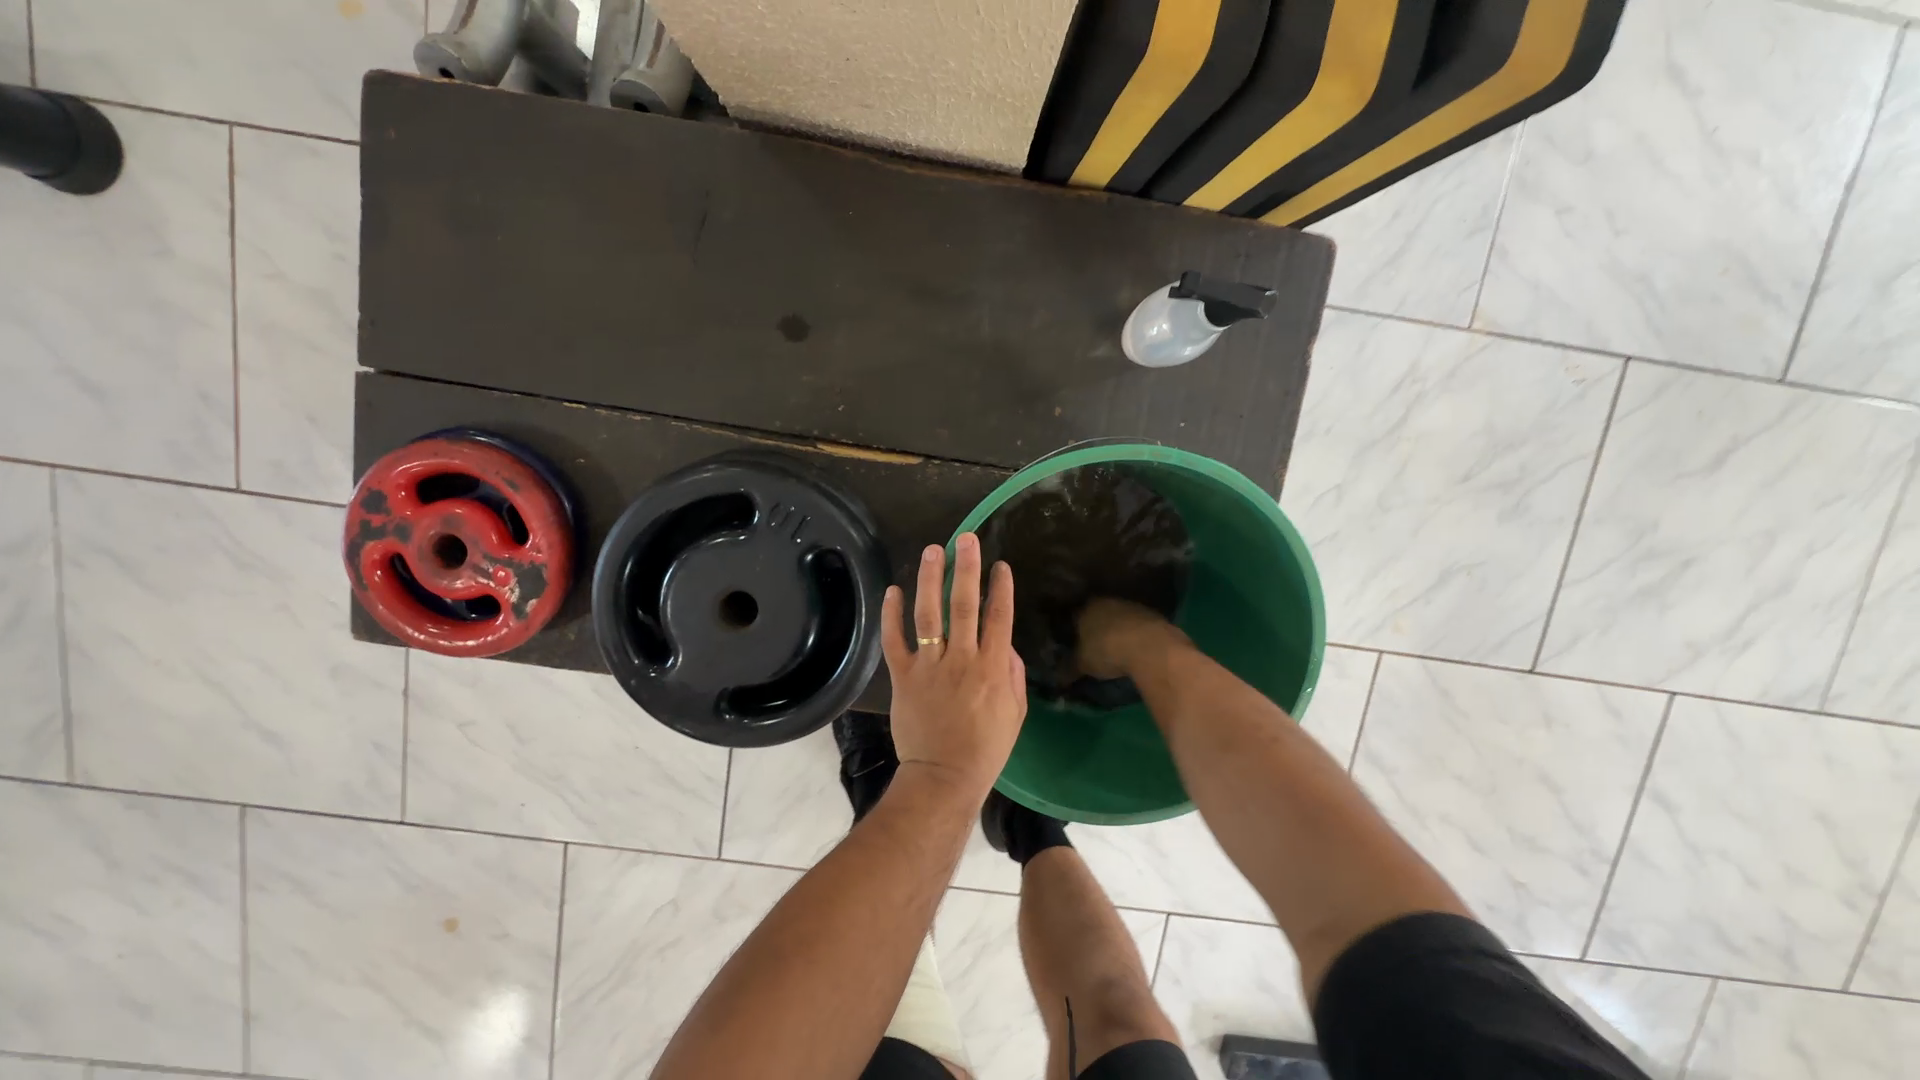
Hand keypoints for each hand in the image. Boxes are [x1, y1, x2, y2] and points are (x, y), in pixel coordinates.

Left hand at [882, 533, 1026, 801]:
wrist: (944, 777)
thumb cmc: (985, 748)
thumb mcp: (1015, 714)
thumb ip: (1012, 675)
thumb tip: (1004, 643)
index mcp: (991, 669)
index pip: (998, 618)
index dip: (1000, 588)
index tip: (1000, 565)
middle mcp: (961, 660)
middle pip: (963, 606)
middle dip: (966, 569)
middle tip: (966, 540)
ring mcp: (929, 667)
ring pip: (929, 615)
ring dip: (930, 580)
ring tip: (932, 551)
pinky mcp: (903, 677)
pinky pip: (895, 641)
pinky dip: (892, 616)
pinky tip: (892, 590)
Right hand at [1077, 597, 1186, 678]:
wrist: (1150, 647)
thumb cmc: (1107, 651)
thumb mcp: (1083, 664)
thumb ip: (1068, 669)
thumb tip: (1057, 679)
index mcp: (1084, 608)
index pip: (1073, 615)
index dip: (1071, 629)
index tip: (1071, 640)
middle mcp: (1106, 601)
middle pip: (1097, 612)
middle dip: (1095, 626)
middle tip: (1092, 643)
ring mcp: (1130, 606)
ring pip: (1118, 616)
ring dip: (1116, 628)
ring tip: (1114, 645)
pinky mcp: (1151, 614)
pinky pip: (1136, 623)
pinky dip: (1133, 633)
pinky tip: (1133, 645)